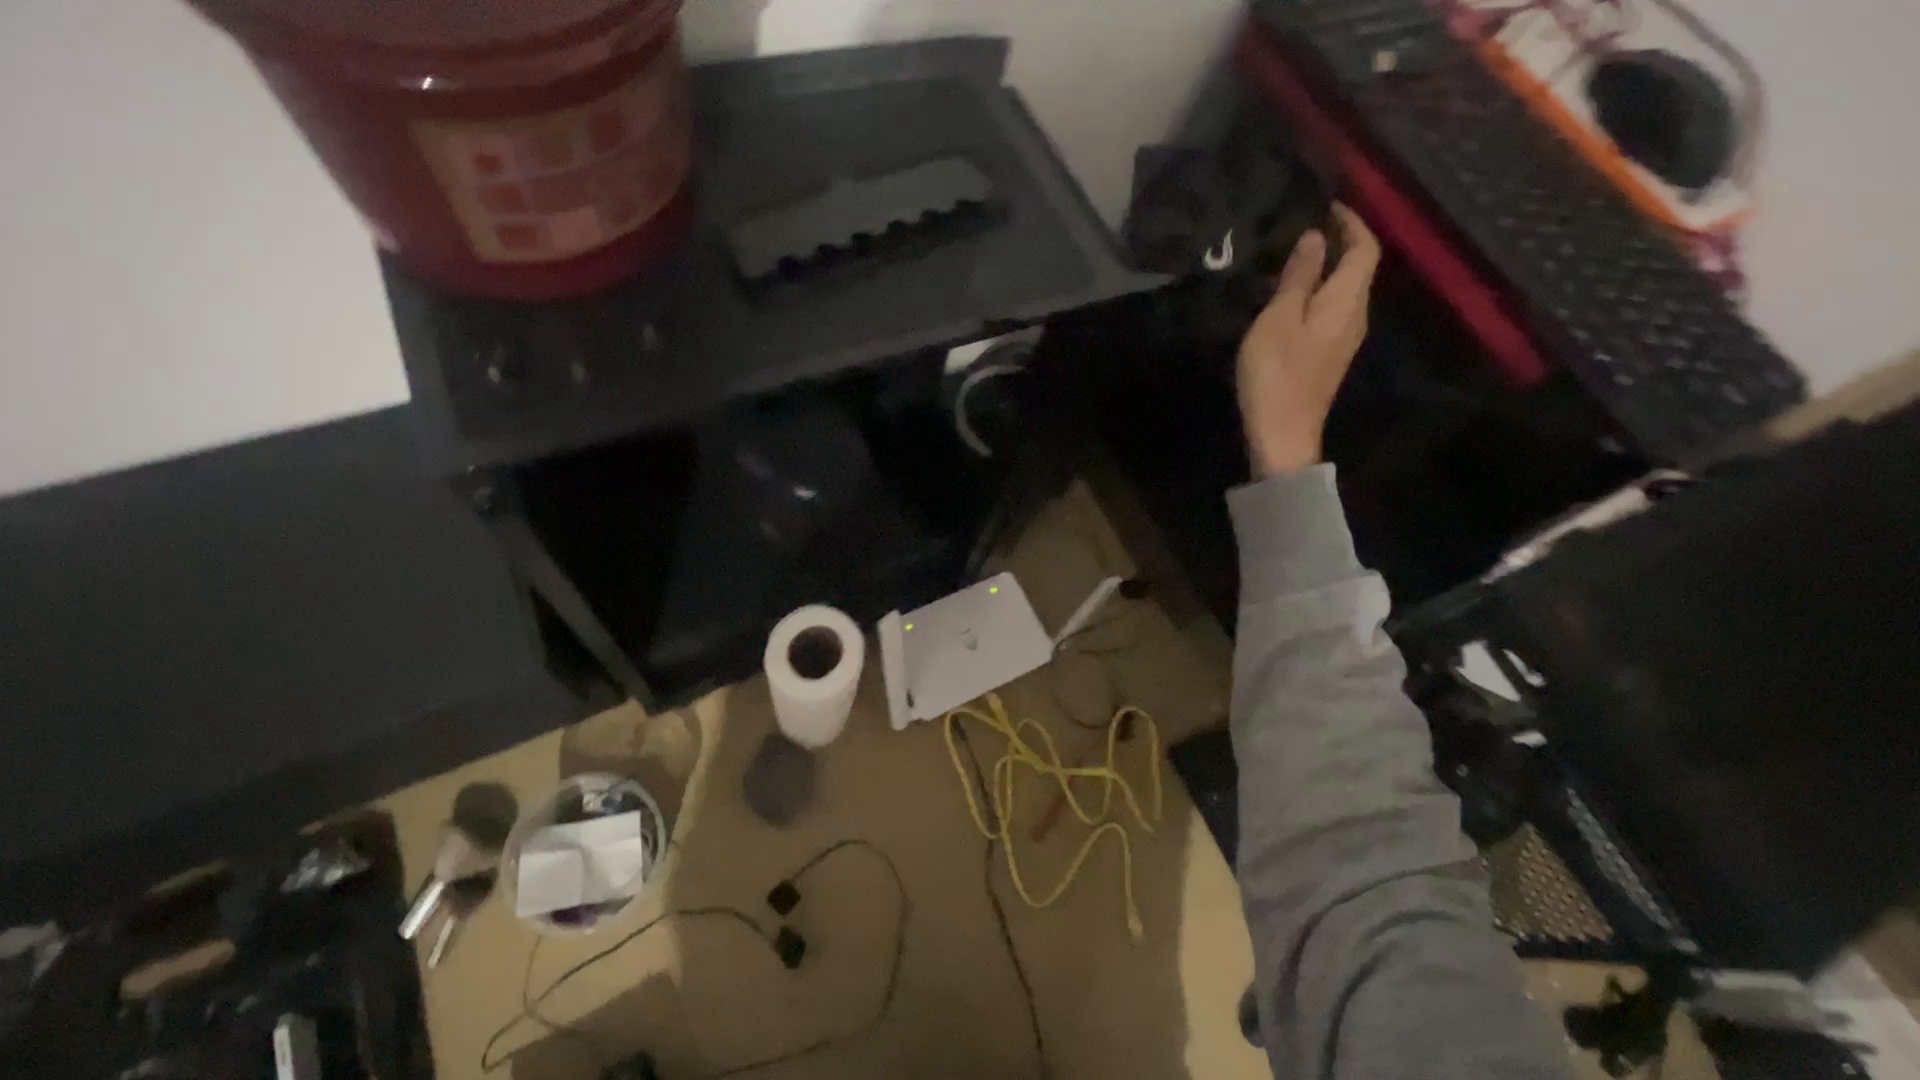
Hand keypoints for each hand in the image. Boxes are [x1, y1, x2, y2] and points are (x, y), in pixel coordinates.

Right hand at [1236, 203, 1381, 475]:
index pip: (1365, 248)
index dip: (1351, 222)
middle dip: (1337, 242)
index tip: (1326, 203)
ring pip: (1342, 290)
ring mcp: (1343, 339)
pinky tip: (1286, 294)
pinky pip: (1329, 310)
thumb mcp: (1280, 318)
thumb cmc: (1278, 373)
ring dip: (1324, 268)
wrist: (1282, 435)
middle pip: (1358, 268)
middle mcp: (1355, 316)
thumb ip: (1299, 276)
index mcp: (1347, 301)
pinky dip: (1315, 292)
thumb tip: (1316, 237)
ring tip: (1288, 256)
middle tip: (1301, 225)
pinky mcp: (1327, 356)